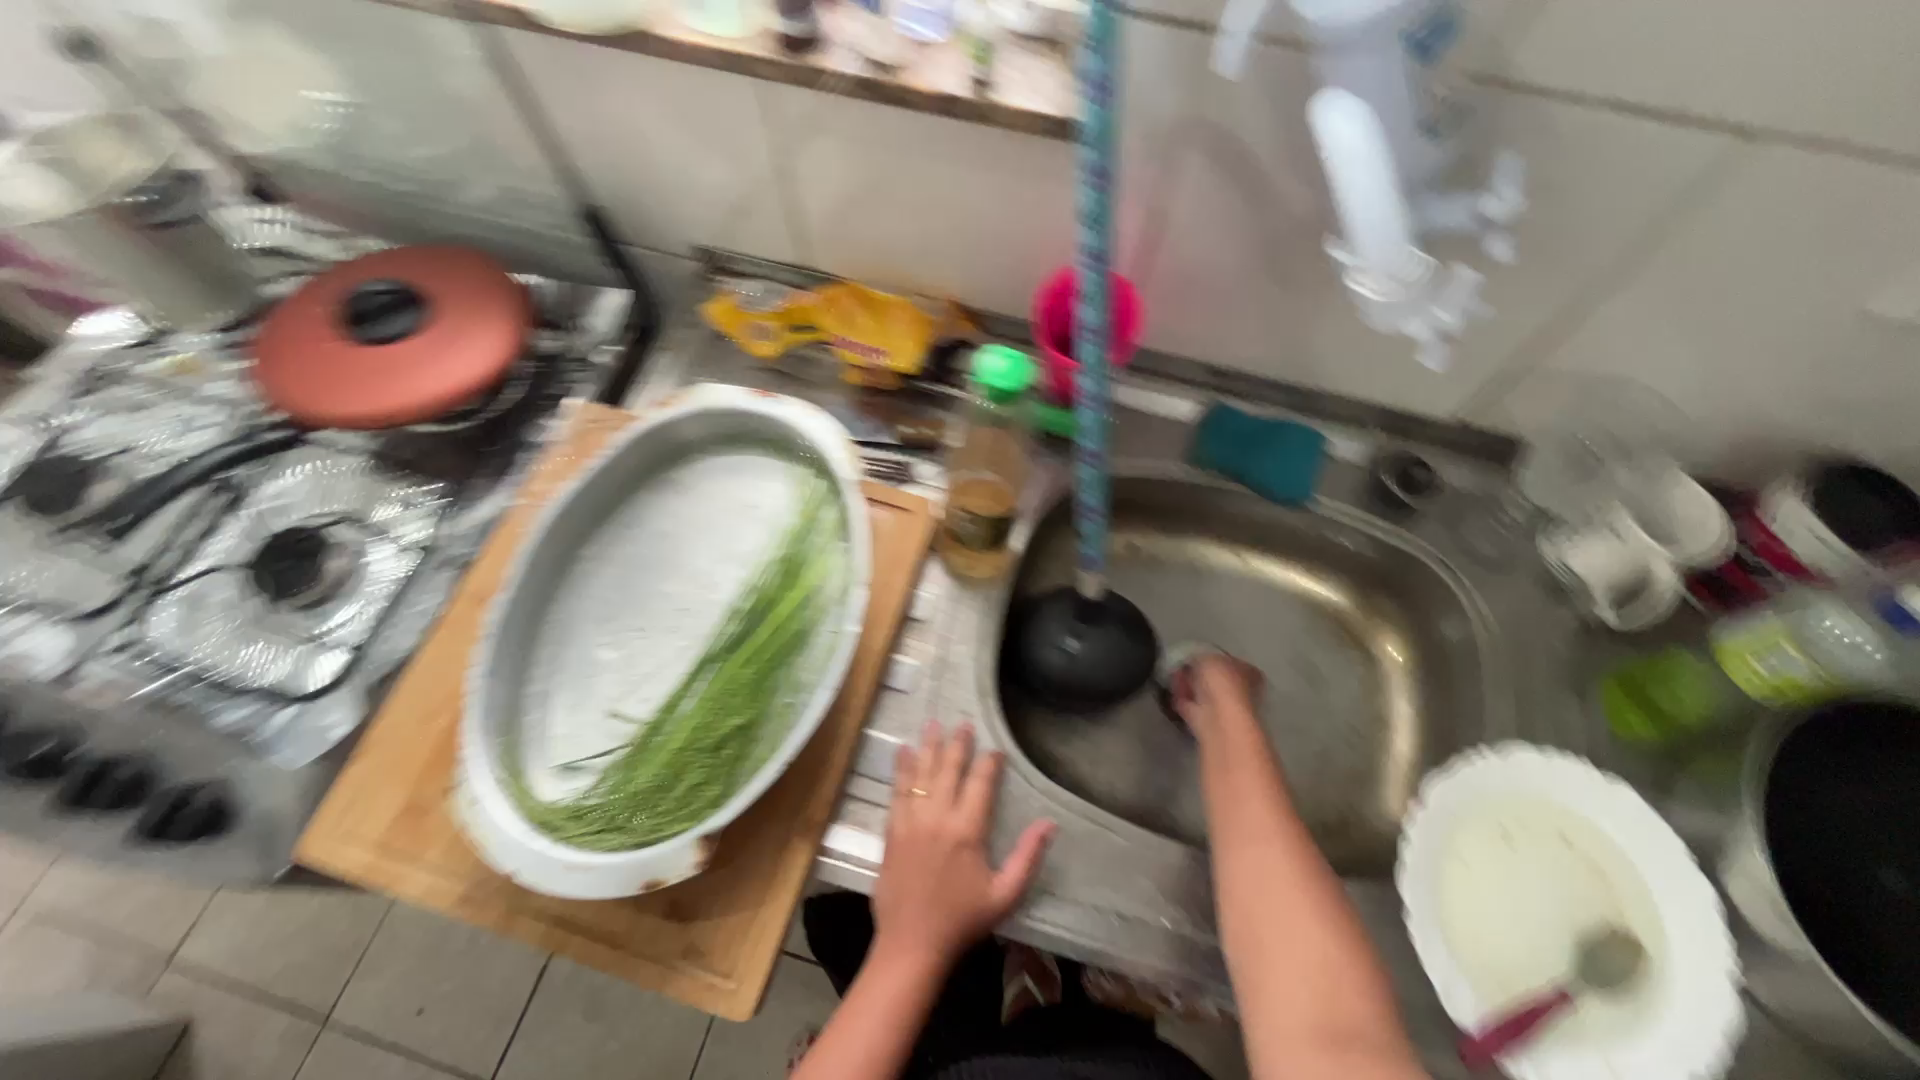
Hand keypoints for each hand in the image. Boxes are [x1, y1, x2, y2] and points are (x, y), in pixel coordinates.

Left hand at [874, 721, 1054, 970]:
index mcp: (967, 830)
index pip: (980, 783)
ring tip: (932, 724)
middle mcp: (937, 818)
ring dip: (927, 748)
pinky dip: (900, 770)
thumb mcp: (1005, 894)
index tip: (996, 750)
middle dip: (957, 744)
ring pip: (919, 775)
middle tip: (963, 723)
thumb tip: (1050, 823)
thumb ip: (1028, 856)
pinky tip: (901, 753)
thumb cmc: (962, 920)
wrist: (912, 944)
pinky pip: (896, 793)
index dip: (989, 763)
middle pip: (948, 770)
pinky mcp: (892, 832)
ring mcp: (911, 823)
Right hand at [1171, 652, 1264, 739]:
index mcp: (1248, 672)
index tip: (1194, 657)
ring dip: (1189, 688)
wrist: (1218, 721)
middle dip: (1197, 675)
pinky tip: (1173, 695)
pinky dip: (1183, 702)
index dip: (1210, 658)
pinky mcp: (1209, 724)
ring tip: (1174, 680)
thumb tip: (1194, 661)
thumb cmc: (1221, 683)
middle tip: (1181, 669)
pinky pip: (1193, 708)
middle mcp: (1242, 692)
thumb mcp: (1208, 657)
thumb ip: (1200, 657)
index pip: (1230, 662)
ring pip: (1204, 695)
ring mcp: (1225, 710)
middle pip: (1216, 680)